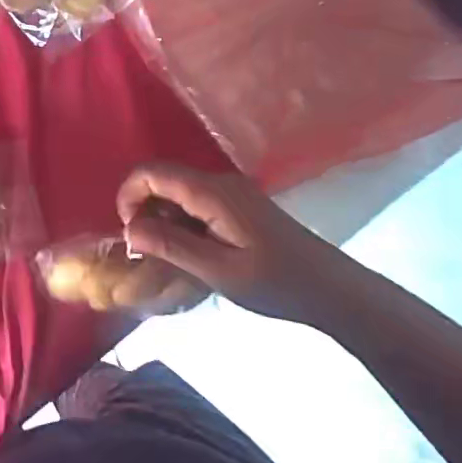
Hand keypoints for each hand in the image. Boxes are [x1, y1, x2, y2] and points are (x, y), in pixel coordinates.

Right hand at [116, 162, 376, 324]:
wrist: (333, 290)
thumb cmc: (277, 283)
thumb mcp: (218, 270)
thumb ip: (171, 245)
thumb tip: (128, 227)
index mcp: (212, 192)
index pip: (151, 172)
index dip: (128, 195)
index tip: (128, 233)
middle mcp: (219, 182)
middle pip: (162, 179)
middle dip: (142, 210)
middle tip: (147, 252)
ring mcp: (231, 193)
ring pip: (177, 192)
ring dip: (161, 219)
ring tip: (167, 258)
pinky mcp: (238, 206)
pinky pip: (194, 203)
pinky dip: (180, 223)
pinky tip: (191, 254)